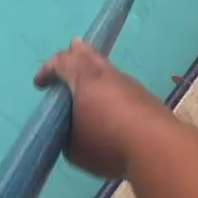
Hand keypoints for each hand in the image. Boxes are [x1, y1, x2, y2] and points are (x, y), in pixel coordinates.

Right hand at [35, 39, 178, 179]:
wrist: (157, 146)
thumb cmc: (107, 141)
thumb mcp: (74, 147)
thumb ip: (68, 133)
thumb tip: (73, 129)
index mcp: (83, 76)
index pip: (61, 62)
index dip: (48, 70)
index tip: (40, 83)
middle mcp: (105, 73)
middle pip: (88, 54)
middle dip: (77, 53)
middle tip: (71, 50)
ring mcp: (129, 83)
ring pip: (107, 71)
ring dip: (96, 77)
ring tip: (89, 87)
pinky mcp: (145, 98)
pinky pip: (121, 89)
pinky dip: (111, 94)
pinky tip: (112, 110)